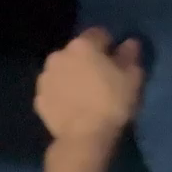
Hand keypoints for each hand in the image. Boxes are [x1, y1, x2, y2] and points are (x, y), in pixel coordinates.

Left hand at [34, 28, 143, 150]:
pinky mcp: (38, 98)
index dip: (110, 46)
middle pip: (77, 52)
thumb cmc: (112, 102)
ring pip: (63, 69)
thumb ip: (130, 55)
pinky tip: (74, 107)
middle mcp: (59, 55)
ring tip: (86, 94)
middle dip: (88, 60)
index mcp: (83, 45)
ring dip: (73, 76)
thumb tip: (129, 42)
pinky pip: (54, 89)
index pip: (99, 34)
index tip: (118, 62)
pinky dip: (62, 93)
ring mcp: (45, 77)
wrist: (84, 137)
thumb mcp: (133, 77)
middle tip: (102, 79)